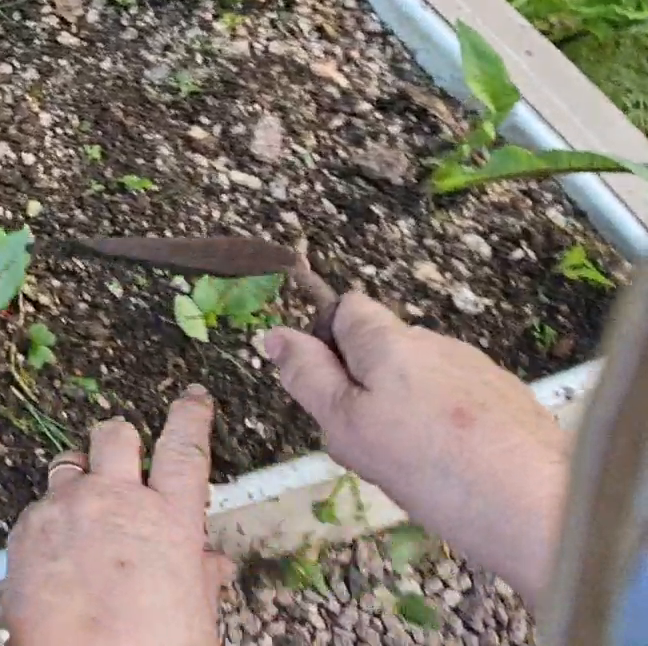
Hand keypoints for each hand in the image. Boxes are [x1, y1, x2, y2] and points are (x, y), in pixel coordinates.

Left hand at [0, 387, 231, 645]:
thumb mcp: (193, 618)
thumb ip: (198, 578)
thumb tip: (211, 560)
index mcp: (166, 522)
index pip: (184, 452)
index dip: (191, 418)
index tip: (193, 396)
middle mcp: (113, 499)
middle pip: (114, 435)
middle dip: (120, 437)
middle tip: (124, 452)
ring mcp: (65, 505)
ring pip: (70, 463)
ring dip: (82, 476)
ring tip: (89, 508)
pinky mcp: (28, 521)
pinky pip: (43, 505)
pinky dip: (54, 518)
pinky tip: (60, 553)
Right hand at [264, 292, 570, 603]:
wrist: (552, 520)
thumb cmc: (428, 465)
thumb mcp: (342, 422)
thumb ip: (305, 373)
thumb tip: (274, 333)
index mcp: (389, 340)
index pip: (346, 306)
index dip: (325, 335)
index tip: (325, 380)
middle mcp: (437, 343)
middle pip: (381, 347)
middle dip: (362, 379)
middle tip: (360, 432)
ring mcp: (483, 374)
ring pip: (418, 377)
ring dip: (402, 403)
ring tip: (409, 458)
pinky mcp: (515, 406)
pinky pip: (457, 401)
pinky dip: (444, 424)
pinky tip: (451, 466)